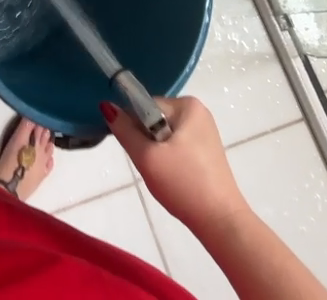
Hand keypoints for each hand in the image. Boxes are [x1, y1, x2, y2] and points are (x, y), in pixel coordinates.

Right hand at [105, 97, 248, 235]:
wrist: (220, 221)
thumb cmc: (183, 184)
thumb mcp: (147, 157)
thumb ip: (124, 130)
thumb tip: (106, 105)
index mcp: (187, 105)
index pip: (145, 107)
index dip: (135, 129)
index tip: (140, 153)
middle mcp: (198, 112)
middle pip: (154, 120)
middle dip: (147, 143)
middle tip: (153, 167)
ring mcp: (204, 132)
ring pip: (163, 136)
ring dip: (157, 154)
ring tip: (164, 175)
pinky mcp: (206, 150)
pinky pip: (176, 146)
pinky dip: (169, 161)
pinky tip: (174, 178)